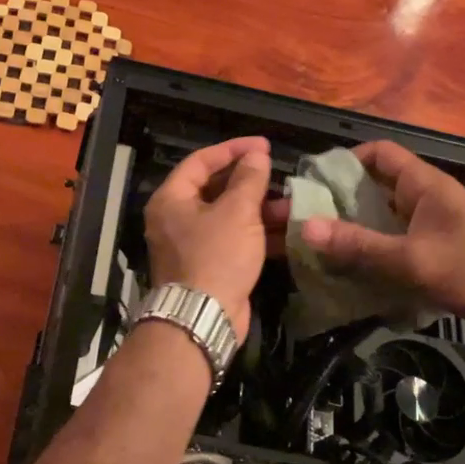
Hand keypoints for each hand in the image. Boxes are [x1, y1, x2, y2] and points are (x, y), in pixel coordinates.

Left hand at [144, 136, 270, 341]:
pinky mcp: (210, 265)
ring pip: (229, 216)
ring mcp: (192, 244)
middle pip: (215, 189)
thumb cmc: (216, 256)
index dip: (232, 149)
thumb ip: (249, 179)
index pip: (200, 161)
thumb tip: (257, 155)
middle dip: (250, 182)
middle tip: (280, 175)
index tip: (264, 145)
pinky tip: (288, 231)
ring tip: (292, 205)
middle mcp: (176, 218)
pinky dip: (257, 234)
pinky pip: (234, 240)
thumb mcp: (237, 212)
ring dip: (260, 210)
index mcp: (171, 199)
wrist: (203, 318)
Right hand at [297, 141, 464, 338]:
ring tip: (324, 247)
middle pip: (379, 187)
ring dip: (360, 230)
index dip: (346, 160)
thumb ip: (359, 245)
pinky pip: (402, 242)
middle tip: (309, 221)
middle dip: (344, 201)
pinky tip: (358, 272)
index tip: (315, 183)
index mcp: (426, 185)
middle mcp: (431, 198)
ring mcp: (439, 226)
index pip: (380, 153)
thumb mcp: (413, 260)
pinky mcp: (444, 251)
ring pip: (389, 218)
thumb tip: (306, 227)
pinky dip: (379, 251)